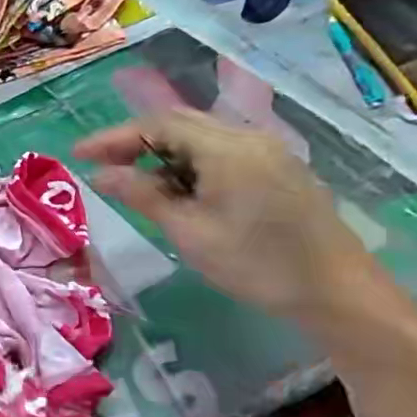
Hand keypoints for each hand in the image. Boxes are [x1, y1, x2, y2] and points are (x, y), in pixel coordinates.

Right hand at [73, 109, 377, 320]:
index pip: (157, 125)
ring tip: (133, 183)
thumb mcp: (189, 232)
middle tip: (100, 164)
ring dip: (161, 153)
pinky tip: (176, 191)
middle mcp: (248, 138)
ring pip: (200, 137)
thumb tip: (100, 174)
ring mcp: (267, 152)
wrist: (337, 292)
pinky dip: (187, 163)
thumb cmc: (256, 265)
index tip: (78, 154)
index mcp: (227, 149)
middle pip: (179, 123)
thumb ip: (143, 195)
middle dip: (134, 140)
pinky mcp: (276, 169)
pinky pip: (220, 152)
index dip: (113, 137)